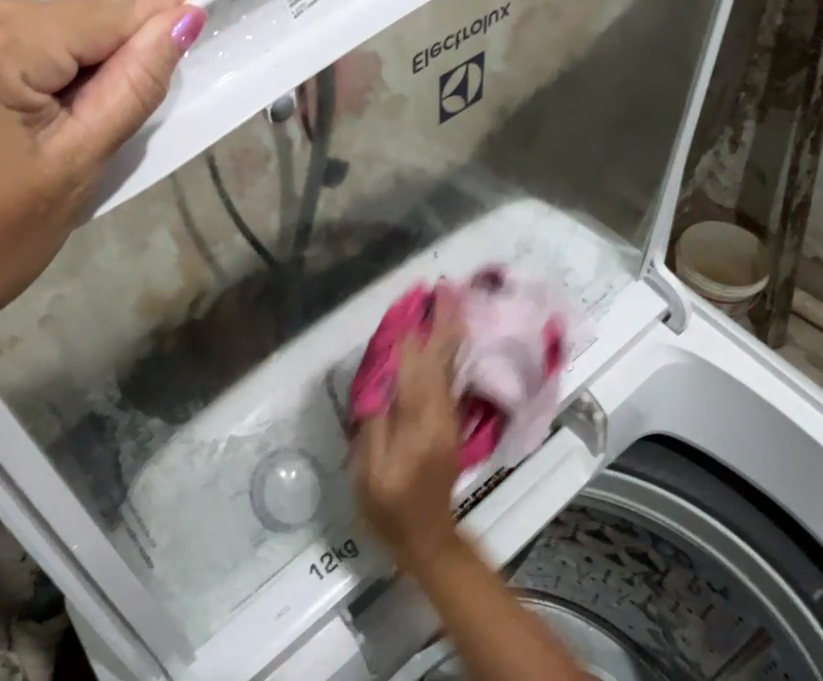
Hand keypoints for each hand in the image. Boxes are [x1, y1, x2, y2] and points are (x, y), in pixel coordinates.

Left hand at [0, 0, 203, 398]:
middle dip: (107, 64)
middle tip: (113, 135)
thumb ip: (133, 86)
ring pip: (37, 32)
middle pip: (71, 20)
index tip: (212, 27)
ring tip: (58, 144)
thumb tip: (185, 18)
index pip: (110, 10)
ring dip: (66, 74)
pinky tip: (18, 128)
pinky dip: (26, 75)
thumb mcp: (72, 173)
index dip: (167, 19)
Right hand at [352, 284, 467, 571]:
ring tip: (452, 300)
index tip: (411, 300)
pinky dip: (449, 352)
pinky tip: (447, 339)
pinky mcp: (448, 423)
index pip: (415, 365)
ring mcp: (448, 417)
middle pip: (443, 357)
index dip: (412, 332)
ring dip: (451, 331)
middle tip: (447, 285)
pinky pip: (449, 377)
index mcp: (419, 421)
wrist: (427, 538)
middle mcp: (440, 412)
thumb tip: (379, 385)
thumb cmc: (390, 507)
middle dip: (445, 321)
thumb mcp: (370, 471)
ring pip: (451, 365)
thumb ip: (375, 425)